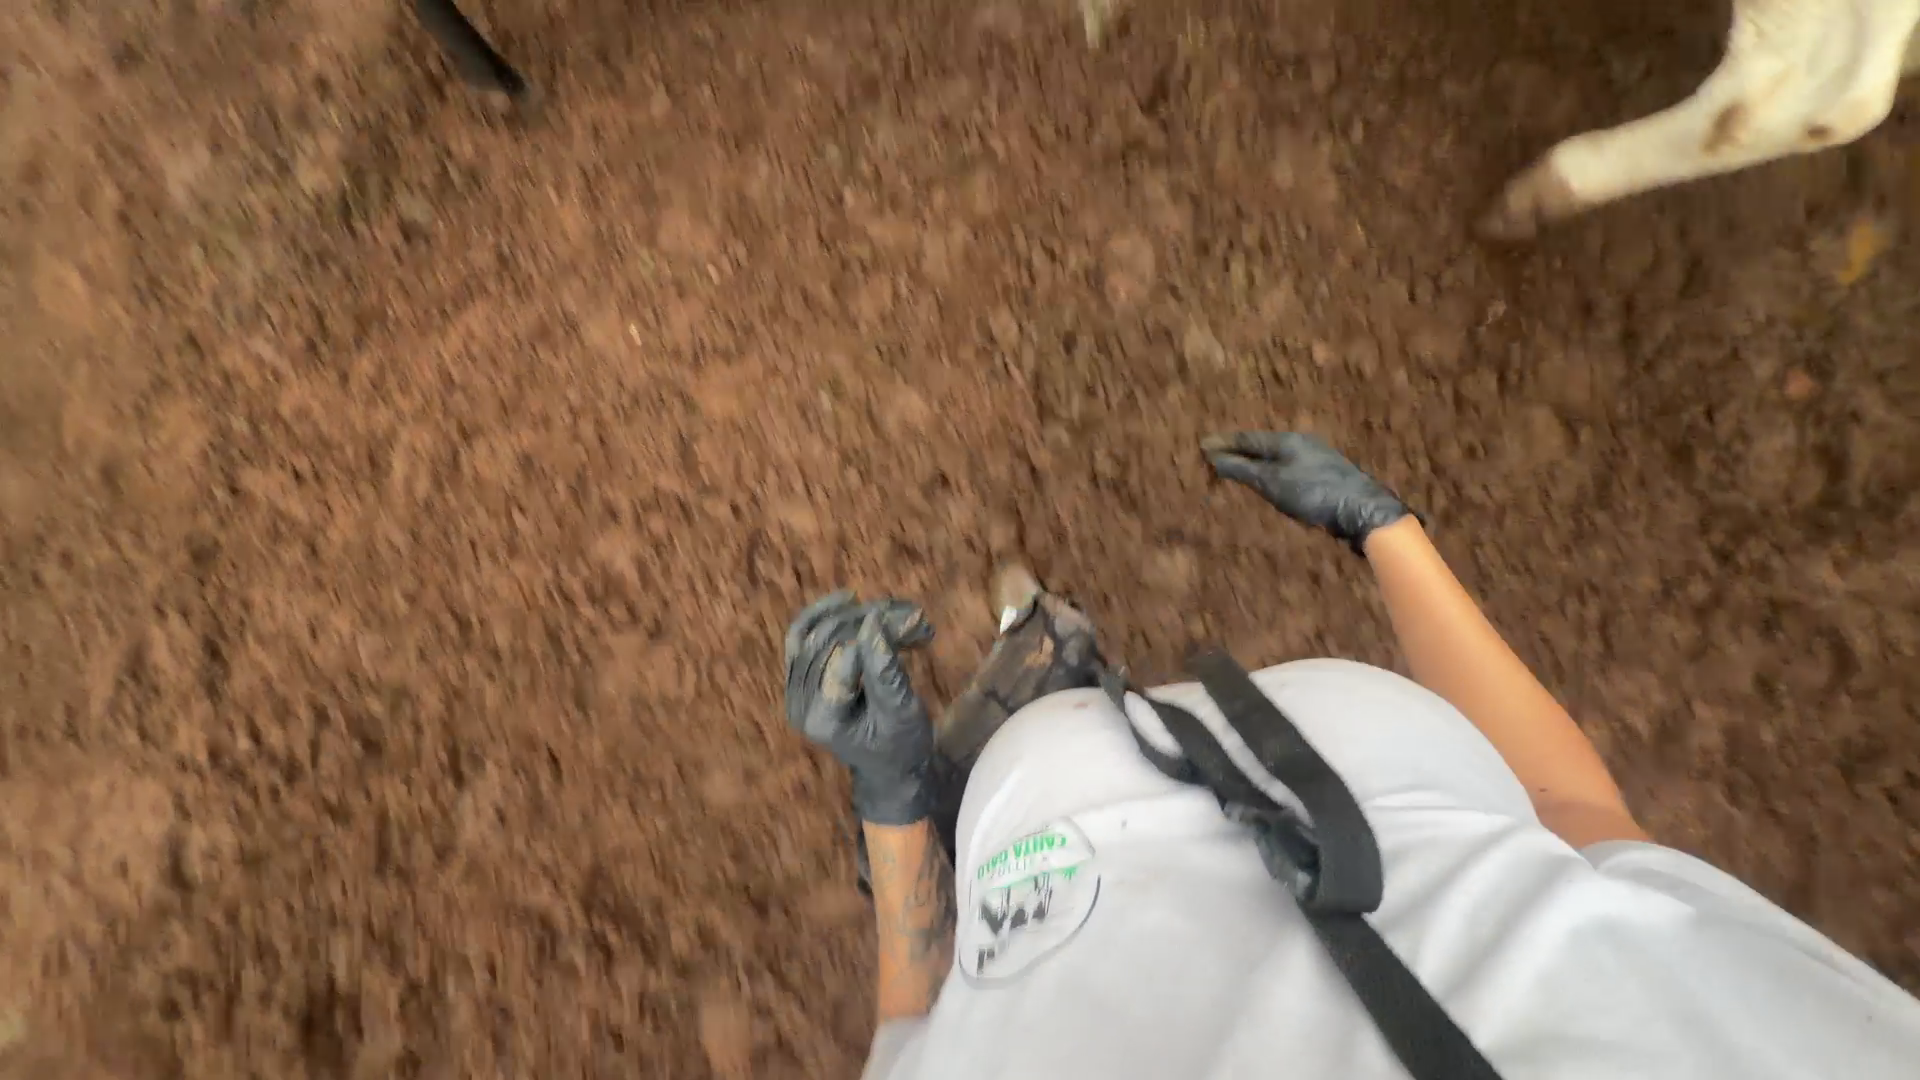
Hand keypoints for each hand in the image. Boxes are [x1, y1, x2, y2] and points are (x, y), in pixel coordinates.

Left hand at [784, 591, 936, 824]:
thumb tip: (875, 620)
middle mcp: (800, 705)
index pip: (847, 657)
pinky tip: (847, 598)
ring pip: (817, 633)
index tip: (916, 619)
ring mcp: (794, 692)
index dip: (883, 632)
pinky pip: (800, 638)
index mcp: (824, 719)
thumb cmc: (901, 744)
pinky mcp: (798, 680)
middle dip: (872, 619)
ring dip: (856, 615)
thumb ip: (886, 669)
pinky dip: (821, 615)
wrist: (888, 768)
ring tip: (893, 609)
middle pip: (828, 640)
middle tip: (912, 613)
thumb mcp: (902, 711)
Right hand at [1201, 432, 1414, 552]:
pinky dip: (1270, 471)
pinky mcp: (1324, 476)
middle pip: (1262, 445)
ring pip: (1276, 457)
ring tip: (1238, 467)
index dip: (1224, 443)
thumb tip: (1213, 458)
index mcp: (1287, 441)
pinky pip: (1287, 468)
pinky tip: (1269, 481)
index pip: (1247, 439)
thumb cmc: (1313, 493)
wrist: (1362, 510)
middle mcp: (1301, 444)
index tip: (1203, 445)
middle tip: (1216, 455)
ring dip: (1255, 461)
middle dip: (1238, 450)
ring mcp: (1315, 459)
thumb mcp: (1271, 482)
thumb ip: (1241, 469)